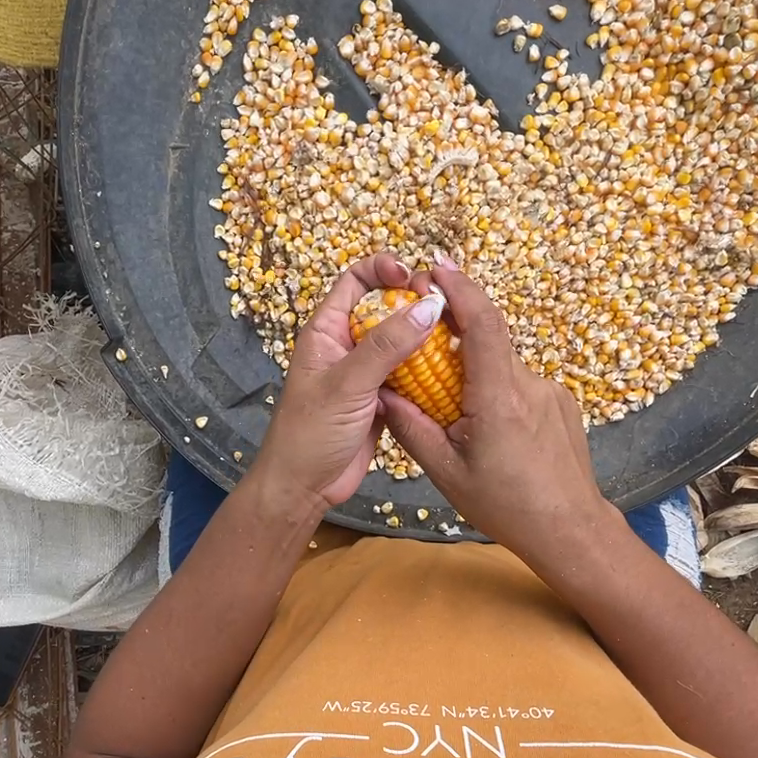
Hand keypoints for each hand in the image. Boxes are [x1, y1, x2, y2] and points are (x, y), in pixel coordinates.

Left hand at [253, 254, 445, 511]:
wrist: (303, 487)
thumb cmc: (310, 434)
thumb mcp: (347, 384)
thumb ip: (387, 345)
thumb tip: (430, 306)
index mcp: (325, 332)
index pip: (355, 282)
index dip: (383, 269)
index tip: (413, 276)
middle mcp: (345, 346)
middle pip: (385, 308)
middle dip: (414, 302)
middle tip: (443, 309)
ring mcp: (363, 374)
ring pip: (400, 342)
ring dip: (424, 337)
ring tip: (454, 334)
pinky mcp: (379, 399)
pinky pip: (407, 373)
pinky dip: (426, 368)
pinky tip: (449, 367)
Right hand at [380, 260, 616, 554]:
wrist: (568, 528)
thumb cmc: (504, 506)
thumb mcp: (446, 473)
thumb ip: (412, 429)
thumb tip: (384, 396)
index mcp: (498, 400)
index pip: (484, 325)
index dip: (461, 289)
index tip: (437, 268)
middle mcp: (528, 386)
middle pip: (488, 341)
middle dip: (455, 333)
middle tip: (423, 342)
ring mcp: (549, 392)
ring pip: (501, 366)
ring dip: (473, 372)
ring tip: (454, 409)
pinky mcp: (559, 402)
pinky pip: (517, 384)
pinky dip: (494, 390)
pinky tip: (487, 429)